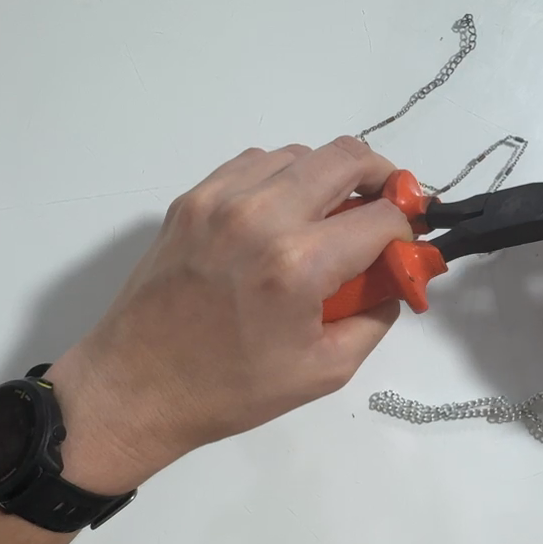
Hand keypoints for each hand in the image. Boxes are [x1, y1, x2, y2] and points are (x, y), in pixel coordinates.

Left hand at [49, 137, 411, 491]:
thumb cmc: (232, 390)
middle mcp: (261, 216)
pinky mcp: (191, 199)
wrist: (136, 387)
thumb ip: (376, 316)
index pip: (380, 216)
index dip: (406, 229)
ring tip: (329, 216)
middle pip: (346, 156)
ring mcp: (219, 200)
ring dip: (328, 176)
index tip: (405, 244)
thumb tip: (397, 277)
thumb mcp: (326, 370)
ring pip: (299, 153)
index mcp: (298, 264)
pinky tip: (282, 213)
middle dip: (381, 178)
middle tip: (385, 207)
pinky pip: (253, 164)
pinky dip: (281, 177)